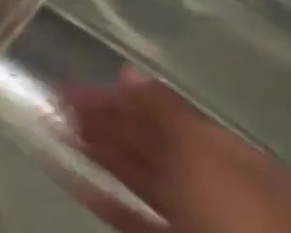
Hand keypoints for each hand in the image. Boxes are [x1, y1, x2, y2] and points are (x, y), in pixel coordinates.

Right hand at [67, 69, 290, 232]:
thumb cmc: (232, 214)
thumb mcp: (199, 154)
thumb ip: (162, 110)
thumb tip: (128, 72)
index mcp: (239, 161)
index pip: (174, 119)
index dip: (124, 100)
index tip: (76, 88)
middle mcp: (221, 187)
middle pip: (155, 146)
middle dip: (105, 122)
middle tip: (56, 104)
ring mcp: (199, 220)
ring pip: (140, 177)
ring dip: (97, 152)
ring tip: (51, 130)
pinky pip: (130, 212)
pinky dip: (98, 193)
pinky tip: (64, 175)